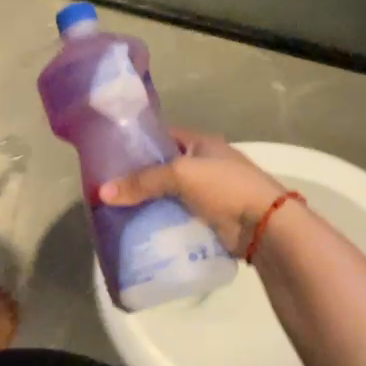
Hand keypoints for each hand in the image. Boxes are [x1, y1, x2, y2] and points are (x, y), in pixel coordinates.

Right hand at [99, 128, 286, 252]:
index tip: (108, 155)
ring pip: (165, 196)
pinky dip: (157, 223)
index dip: (136, 143)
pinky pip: (174, 218)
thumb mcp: (180, 174)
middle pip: (161, 169)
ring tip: (112, 210)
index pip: (162, 137)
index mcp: (201, 144)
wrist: (264, 226)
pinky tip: (134, 229)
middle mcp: (203, 166)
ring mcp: (205, 194)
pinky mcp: (205, 219)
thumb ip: (142, 181)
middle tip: (104, 188)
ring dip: (144, 204)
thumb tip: (101, 192)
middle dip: (136, 179)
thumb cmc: (225, 187)